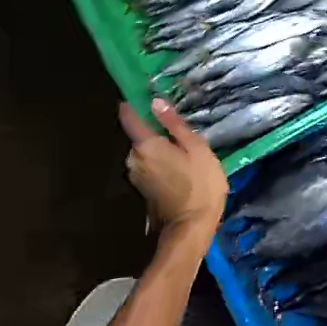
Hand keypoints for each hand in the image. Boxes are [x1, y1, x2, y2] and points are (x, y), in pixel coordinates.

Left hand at [119, 99, 227, 244]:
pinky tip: (177, 166)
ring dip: (157, 147)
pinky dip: (158, 161)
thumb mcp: (196, 148)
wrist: (191, 230)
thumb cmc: (199, 185)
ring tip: (180, 150)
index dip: (134, 102)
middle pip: (137, 134)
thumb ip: (174, 124)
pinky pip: (148, 165)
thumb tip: (155, 101)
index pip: (127, 115)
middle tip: (176, 129)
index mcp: (144, 144)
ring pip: (143, 151)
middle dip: (152, 129)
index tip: (145, 95)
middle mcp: (132, 157)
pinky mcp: (142, 188)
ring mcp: (135, 175)